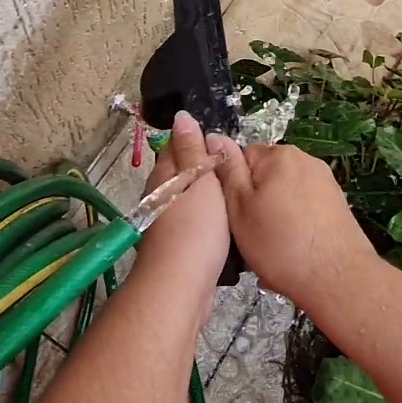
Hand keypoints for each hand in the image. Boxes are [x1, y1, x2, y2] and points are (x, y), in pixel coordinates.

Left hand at [133, 111, 235, 330]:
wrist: (182, 287)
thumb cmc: (194, 227)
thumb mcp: (198, 178)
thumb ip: (192, 149)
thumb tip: (181, 115)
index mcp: (164, 174)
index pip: (178, 145)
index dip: (200, 140)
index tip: (226, 144)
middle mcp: (161, 196)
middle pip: (186, 174)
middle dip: (210, 170)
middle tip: (240, 171)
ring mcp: (168, 224)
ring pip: (193, 201)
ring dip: (213, 199)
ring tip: (240, 198)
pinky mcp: (180, 247)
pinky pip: (198, 225)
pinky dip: (213, 223)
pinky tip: (229, 228)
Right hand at [213, 143, 377, 310]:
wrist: (338, 279)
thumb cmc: (281, 245)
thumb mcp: (240, 209)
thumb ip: (228, 171)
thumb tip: (215, 137)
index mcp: (278, 155)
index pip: (241, 157)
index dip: (234, 186)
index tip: (235, 214)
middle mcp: (305, 159)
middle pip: (265, 175)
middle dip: (256, 201)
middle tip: (252, 234)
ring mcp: (324, 181)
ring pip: (284, 194)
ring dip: (275, 214)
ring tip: (273, 248)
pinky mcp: (337, 203)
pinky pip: (303, 208)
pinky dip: (295, 224)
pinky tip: (293, 250)